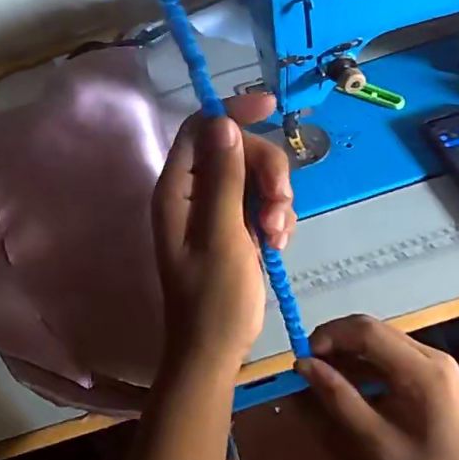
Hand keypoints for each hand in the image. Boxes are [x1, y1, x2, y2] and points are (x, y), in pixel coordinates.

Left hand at [151, 93, 294, 368]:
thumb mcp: (222, 236)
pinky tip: (280, 243)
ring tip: (278, 235)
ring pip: (256, 175)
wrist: (216, 352)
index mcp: (178, 189)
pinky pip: (263, 201)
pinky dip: (277, 216)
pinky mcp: (237, 226)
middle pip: (238, 149)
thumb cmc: (213, 299)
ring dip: (275, 198)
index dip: (232, 111)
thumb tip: (224, 123)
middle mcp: (195, 192)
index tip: (271, 107)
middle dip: (266, 170)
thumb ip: (224, 178)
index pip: (202, 128)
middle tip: (279, 203)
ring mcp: (217, 209)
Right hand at [295, 315, 458, 459]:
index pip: (368, 332)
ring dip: (351, 349)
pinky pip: (394, 354)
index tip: (303, 356)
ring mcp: (437, 363)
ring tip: (323, 373)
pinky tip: (351, 381)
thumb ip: (341, 400)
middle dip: (337, 339)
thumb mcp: (380, 445)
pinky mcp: (436, 374)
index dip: (331, 336)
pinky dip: (368, 361)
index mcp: (423, 371)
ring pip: (383, 339)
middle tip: (308, 363)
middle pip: (375, 329)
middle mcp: (432, 356)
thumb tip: (305, 365)